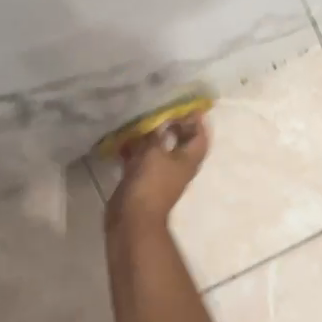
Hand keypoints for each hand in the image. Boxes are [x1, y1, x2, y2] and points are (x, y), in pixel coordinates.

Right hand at [106, 115, 210, 234]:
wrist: (132, 217)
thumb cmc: (150, 183)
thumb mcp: (155, 152)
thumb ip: (157, 133)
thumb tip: (158, 119)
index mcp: (188, 160)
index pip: (200, 136)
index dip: (197, 120)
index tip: (185, 104)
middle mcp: (176, 166)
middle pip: (179, 141)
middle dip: (172, 124)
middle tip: (160, 108)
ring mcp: (157, 173)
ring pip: (157, 148)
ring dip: (149, 135)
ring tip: (138, 117)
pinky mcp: (140, 178)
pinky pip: (138, 158)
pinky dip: (132, 148)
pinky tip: (121, 137)